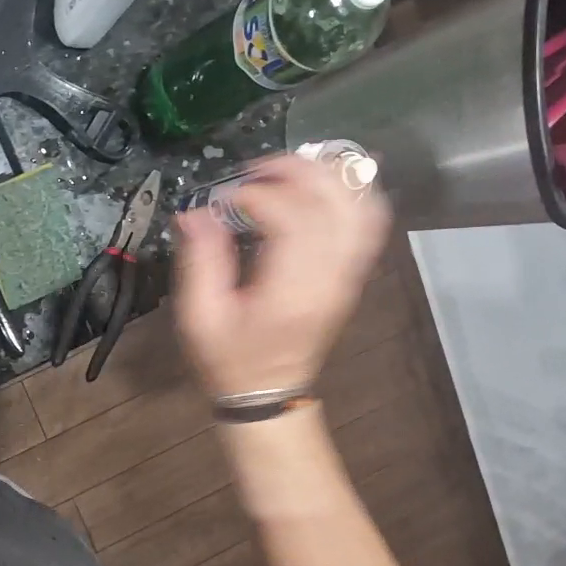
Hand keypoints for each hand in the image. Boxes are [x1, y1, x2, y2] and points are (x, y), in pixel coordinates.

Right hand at [172, 154, 389, 398]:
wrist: (269, 394)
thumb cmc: (229, 360)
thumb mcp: (199, 317)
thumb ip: (199, 262)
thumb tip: (196, 213)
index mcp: (289, 292)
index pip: (291, 220)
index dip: (257, 196)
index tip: (225, 200)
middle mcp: (329, 278)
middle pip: (333, 202)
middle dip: (295, 172)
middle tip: (258, 170)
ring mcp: (348, 275)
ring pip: (359, 206)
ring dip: (327, 176)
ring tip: (289, 170)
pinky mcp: (352, 274)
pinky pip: (369, 222)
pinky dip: (353, 193)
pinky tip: (326, 184)